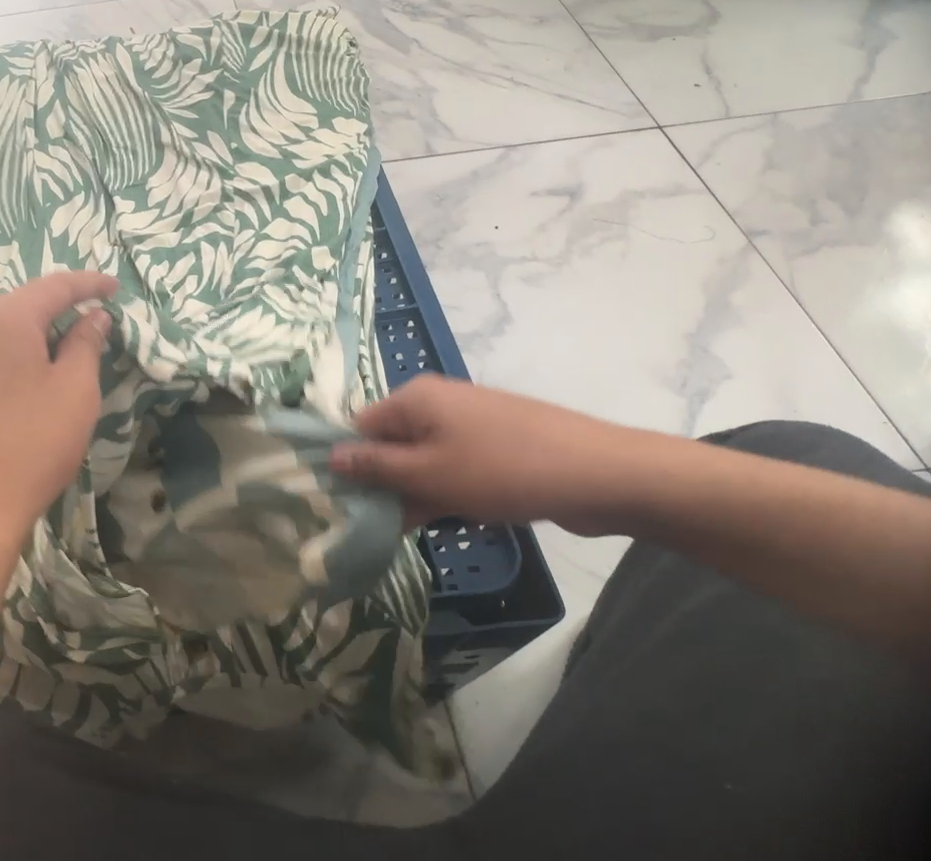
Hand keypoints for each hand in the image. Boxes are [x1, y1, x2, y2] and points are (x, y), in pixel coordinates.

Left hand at [0, 271, 118, 555]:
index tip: (114, 288)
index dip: (89, 285)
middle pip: (21, 307)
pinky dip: (4, 363)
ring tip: (56, 361)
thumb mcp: (75, 392)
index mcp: (2, 317)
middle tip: (90, 329)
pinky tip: (19, 388)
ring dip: (28, 341)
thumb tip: (93, 316)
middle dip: (57, 314)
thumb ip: (86, 344)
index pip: (55, 286)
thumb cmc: (32, 446)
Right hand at [330, 374, 657, 536]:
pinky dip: (449, 493)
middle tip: (379, 529)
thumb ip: (375, 468)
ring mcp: (470, 423)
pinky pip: (455, 467)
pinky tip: (458, 520)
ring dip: (418, 495)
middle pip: (391, 445)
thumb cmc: (502, 471)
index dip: (348, 465)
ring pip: (424, 461)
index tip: (342, 505)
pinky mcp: (496, 445)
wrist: (601, 474)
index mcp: (414, 399)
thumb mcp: (428, 474)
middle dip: (385, 486)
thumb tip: (329, 456)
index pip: (359, 428)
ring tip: (419, 530)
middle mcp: (437, 403)